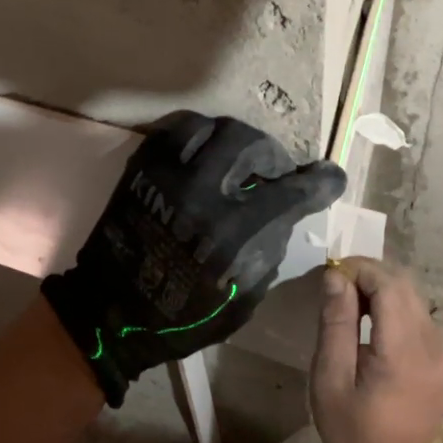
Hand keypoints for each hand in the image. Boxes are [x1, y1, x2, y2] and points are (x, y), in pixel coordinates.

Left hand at [42, 112, 344, 405]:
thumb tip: (284, 212)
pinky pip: (177, 131)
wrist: (112, 311)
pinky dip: (199, 136)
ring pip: (212, 127)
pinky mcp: (142, 166)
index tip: (330, 176)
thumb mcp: (243, 296)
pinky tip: (204, 153)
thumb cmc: (183, 316)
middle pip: (249, 143)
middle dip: (271, 154)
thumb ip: (269, 248)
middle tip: (271, 170)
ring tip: (235, 157)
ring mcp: (168, 174)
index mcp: (233, 236)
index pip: (290, 193)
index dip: (319, 182)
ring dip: (233, 140)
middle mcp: (203, 195)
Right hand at [310, 257, 442, 442]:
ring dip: (382, 290)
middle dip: (369, 275)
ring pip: (413, 298)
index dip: (360, 269)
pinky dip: (394, 308)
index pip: (389, 285)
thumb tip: (336, 276)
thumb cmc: (352, 429)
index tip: (332, 272)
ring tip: (350, 304)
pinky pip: (420, 317)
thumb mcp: (330, 377)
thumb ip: (336, 322)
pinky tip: (372, 324)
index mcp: (405, 353)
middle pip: (404, 286)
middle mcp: (434, 347)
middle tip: (337, 285)